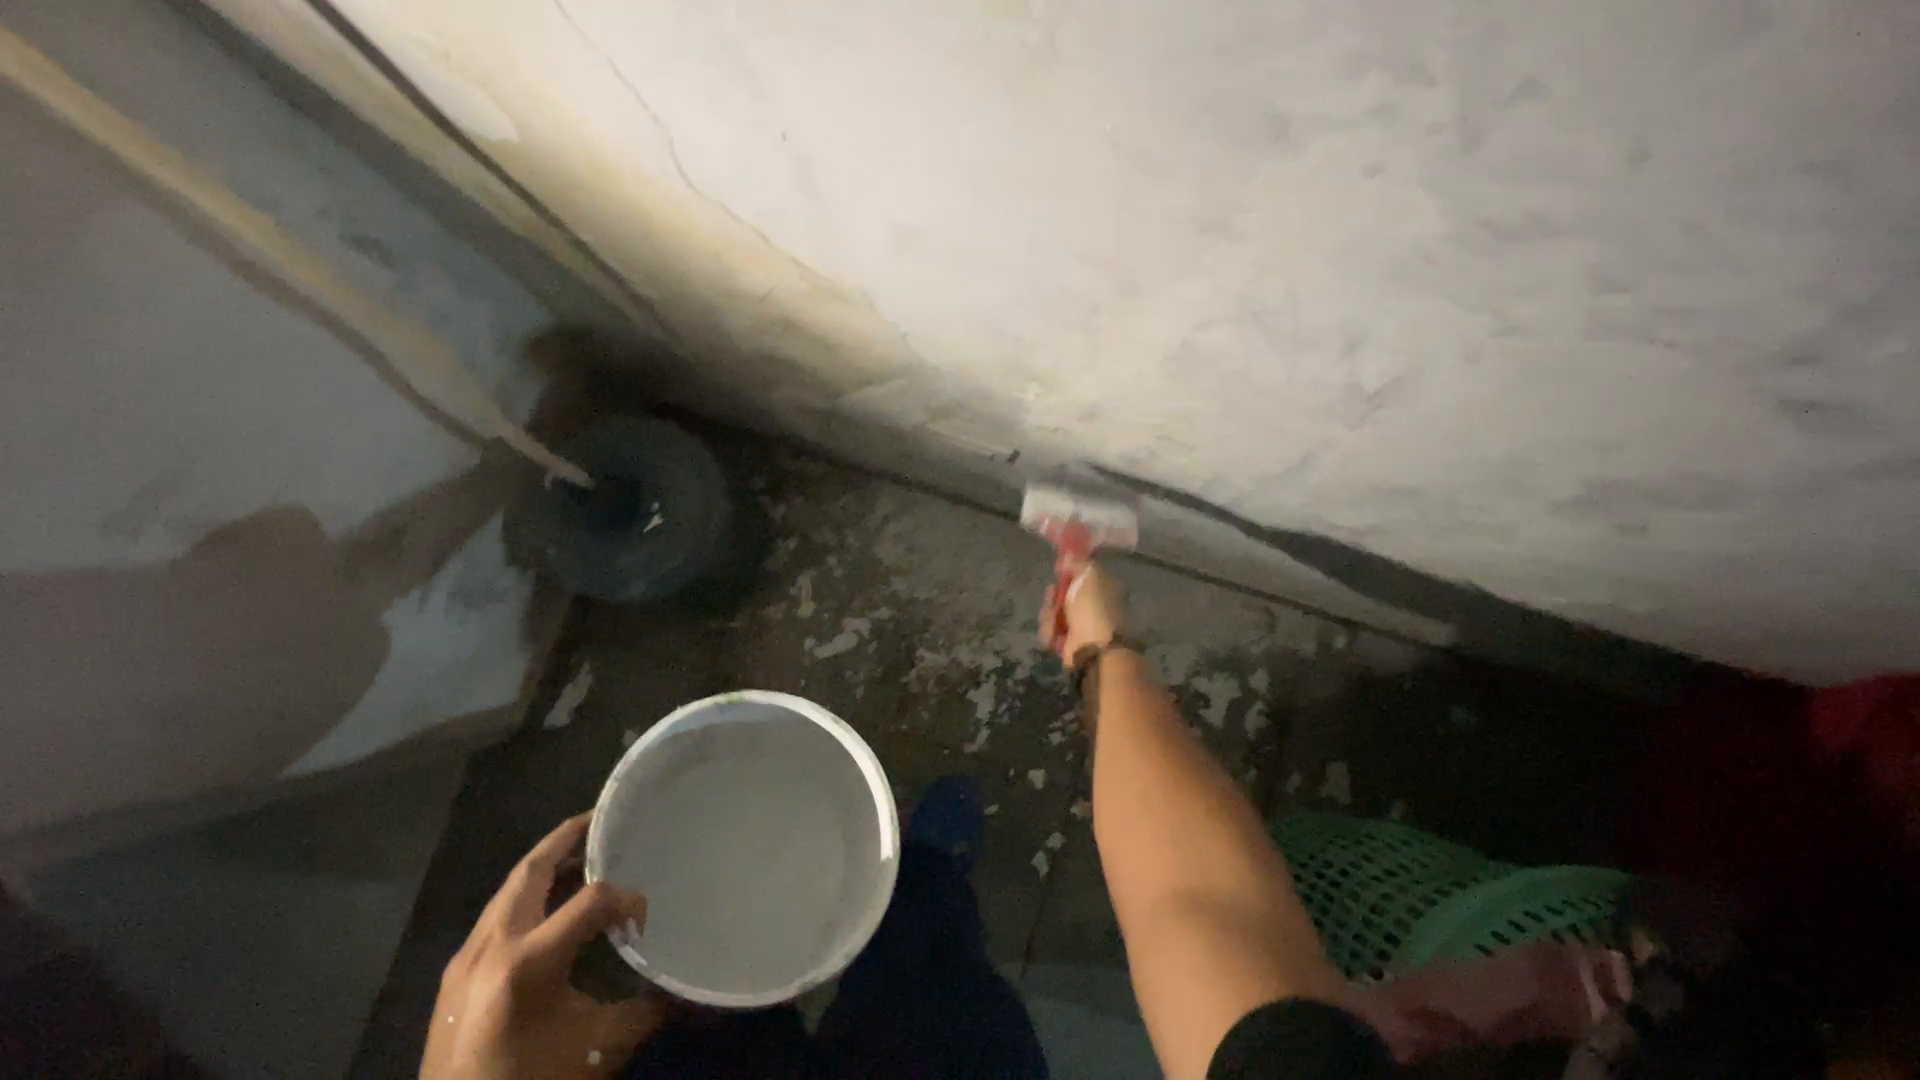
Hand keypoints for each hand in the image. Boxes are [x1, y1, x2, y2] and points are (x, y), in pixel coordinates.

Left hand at [421, 813, 667, 1079]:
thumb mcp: (599, 1050)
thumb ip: (647, 1010)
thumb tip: (690, 992)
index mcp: (528, 961)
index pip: (590, 900)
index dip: (626, 900)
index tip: (645, 919)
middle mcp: (491, 947)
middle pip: (530, 872)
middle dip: (565, 840)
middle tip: (599, 821)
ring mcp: (465, 959)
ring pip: (507, 892)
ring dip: (543, 868)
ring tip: (578, 857)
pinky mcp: (454, 976)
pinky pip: (495, 917)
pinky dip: (525, 898)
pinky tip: (547, 910)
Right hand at [1039, 557, 1126, 664]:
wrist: (1095, 650)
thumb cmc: (1094, 609)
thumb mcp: (1090, 577)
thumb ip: (1079, 563)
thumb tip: (1069, 554)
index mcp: (1104, 588)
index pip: (1082, 574)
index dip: (1069, 570)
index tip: (1058, 568)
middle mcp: (1093, 606)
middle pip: (1064, 593)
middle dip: (1054, 595)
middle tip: (1053, 597)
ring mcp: (1080, 625)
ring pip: (1054, 612)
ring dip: (1050, 616)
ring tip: (1054, 623)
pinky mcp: (1068, 643)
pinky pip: (1051, 631)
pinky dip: (1050, 633)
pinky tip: (1054, 637)